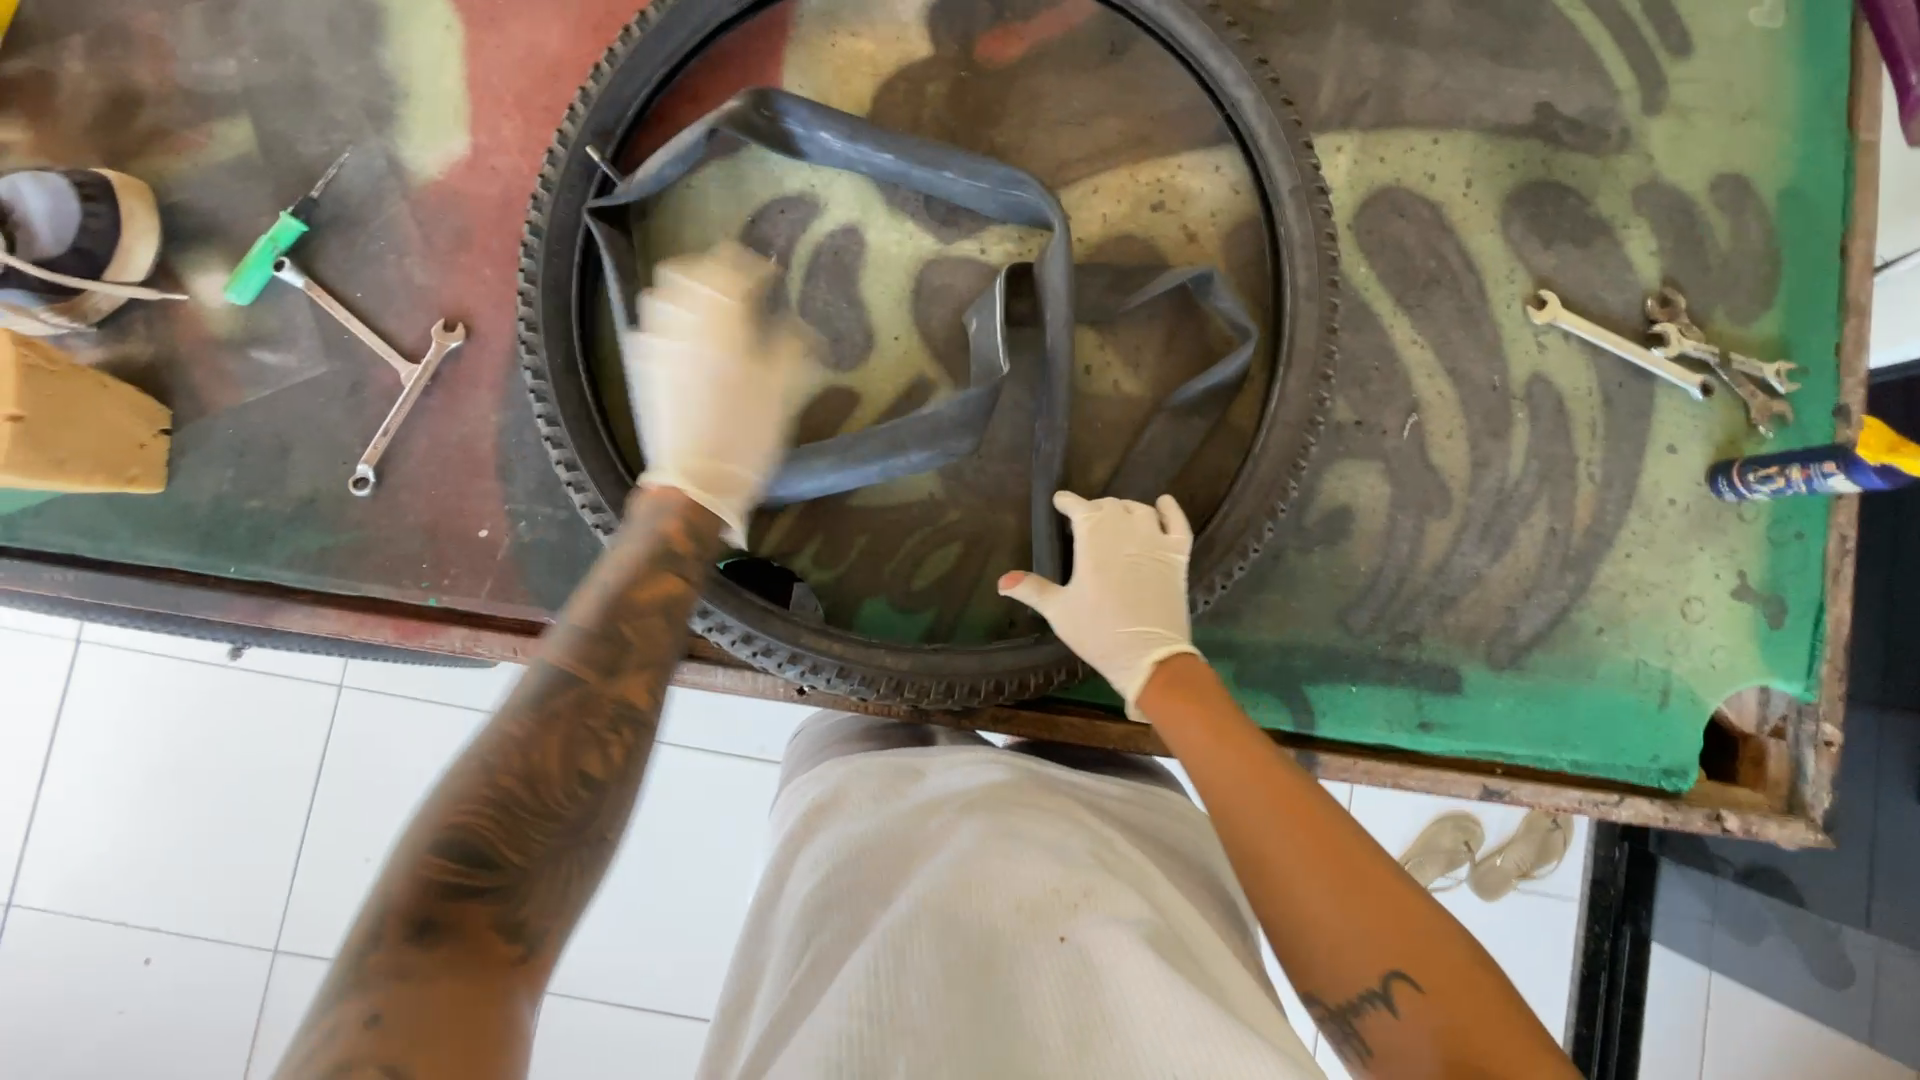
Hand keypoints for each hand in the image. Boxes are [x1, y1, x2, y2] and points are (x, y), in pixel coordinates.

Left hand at [623, 241, 819, 545]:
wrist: (697, 481)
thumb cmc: (747, 437)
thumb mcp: (784, 393)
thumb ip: (791, 347)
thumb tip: (797, 324)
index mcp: (723, 324)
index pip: (733, 271)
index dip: (754, 265)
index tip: (771, 274)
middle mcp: (683, 323)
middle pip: (690, 272)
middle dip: (715, 270)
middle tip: (738, 284)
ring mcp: (656, 343)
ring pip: (663, 294)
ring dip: (688, 290)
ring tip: (709, 304)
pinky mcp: (643, 366)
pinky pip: (651, 325)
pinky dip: (670, 319)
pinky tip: (685, 336)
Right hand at [998, 492, 1200, 720]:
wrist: (1149, 656)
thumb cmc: (1098, 632)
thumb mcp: (1058, 611)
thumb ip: (1031, 589)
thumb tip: (1001, 582)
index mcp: (1093, 539)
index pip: (1078, 507)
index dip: (1067, 502)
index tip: (1060, 502)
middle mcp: (1125, 530)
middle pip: (1109, 506)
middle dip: (1094, 509)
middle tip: (1086, 521)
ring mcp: (1155, 540)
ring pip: (1140, 510)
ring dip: (1125, 510)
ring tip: (1117, 519)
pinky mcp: (1178, 555)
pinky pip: (1177, 522)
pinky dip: (1170, 510)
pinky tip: (1163, 504)